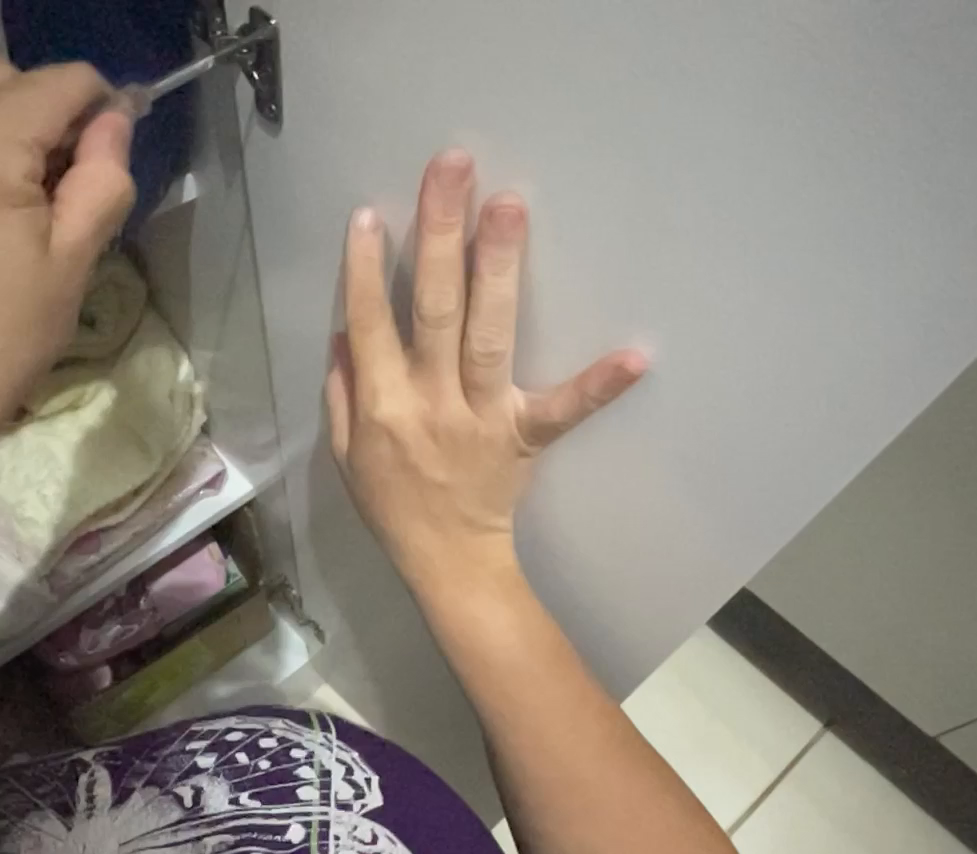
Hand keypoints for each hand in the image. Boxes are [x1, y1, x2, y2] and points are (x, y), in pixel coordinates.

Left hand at [0, 57, 136, 463]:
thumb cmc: (9, 334)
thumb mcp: (75, 261)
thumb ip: (103, 178)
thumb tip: (118, 118)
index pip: (57, 84)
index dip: (101, 103)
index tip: (119, 145)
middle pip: (8, 76)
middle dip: (52, 112)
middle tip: (72, 182)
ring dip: (11, 120)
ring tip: (29, 192)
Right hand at [328, 149, 646, 585]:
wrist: (446, 560)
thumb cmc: (392, 505)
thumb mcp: (346, 455)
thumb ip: (341, 392)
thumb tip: (343, 332)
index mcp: (383, 406)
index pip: (370, 325)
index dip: (364, 269)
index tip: (369, 213)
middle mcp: (430, 402)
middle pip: (433, 312)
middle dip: (437, 237)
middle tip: (452, 169)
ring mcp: (481, 418)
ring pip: (488, 337)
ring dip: (498, 269)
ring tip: (508, 206)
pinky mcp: (525, 437)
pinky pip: (562, 410)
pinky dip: (597, 386)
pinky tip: (635, 355)